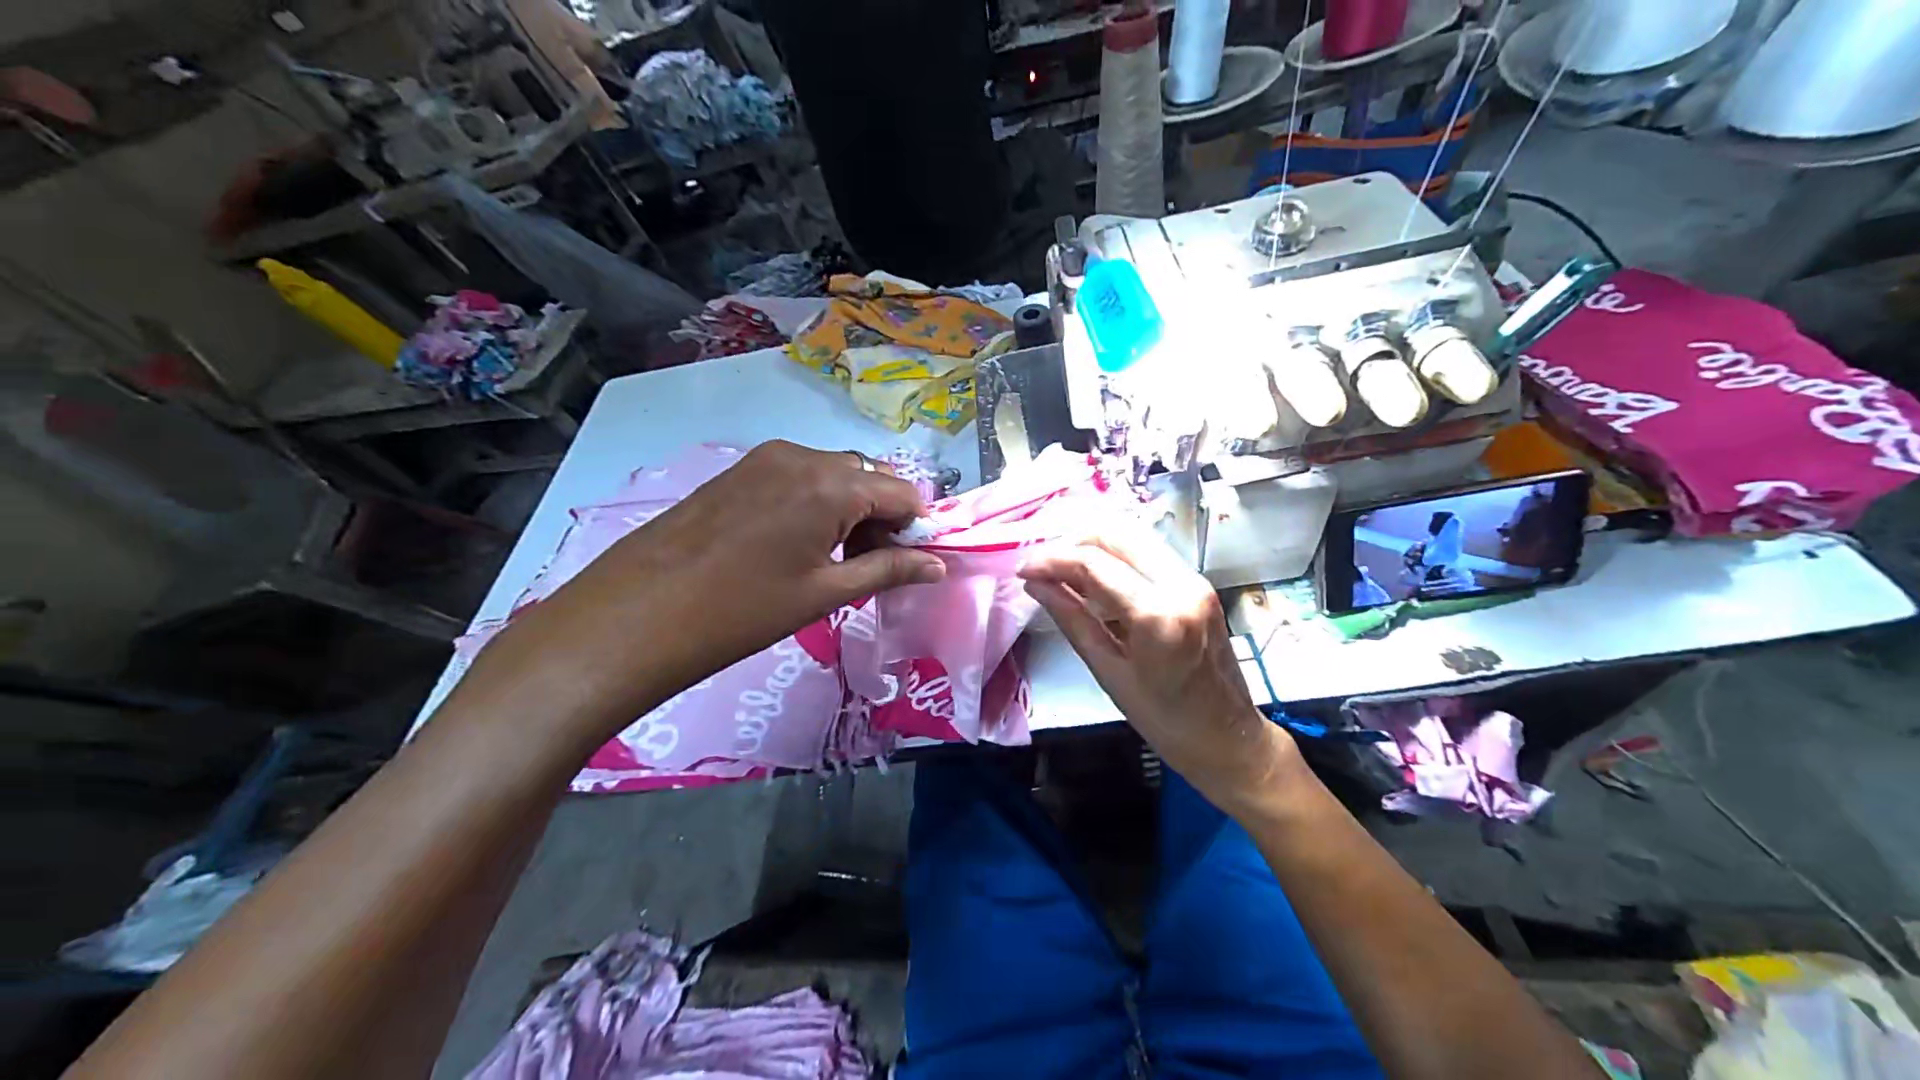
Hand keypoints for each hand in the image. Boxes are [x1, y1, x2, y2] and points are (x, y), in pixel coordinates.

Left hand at [470, 442, 945, 739]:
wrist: (639, 613)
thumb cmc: (744, 610)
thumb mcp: (825, 593)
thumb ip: (888, 570)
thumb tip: (939, 565)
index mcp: (833, 484)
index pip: (903, 493)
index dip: (914, 529)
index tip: (905, 566)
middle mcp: (804, 456)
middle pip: (868, 480)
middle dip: (880, 519)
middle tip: (864, 569)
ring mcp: (766, 458)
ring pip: (833, 476)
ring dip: (847, 511)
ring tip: (827, 562)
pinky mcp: (740, 469)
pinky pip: (798, 477)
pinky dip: (813, 504)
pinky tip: (791, 545)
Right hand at [1019, 529, 1297, 816]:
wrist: (1228, 737)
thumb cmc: (1165, 720)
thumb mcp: (1108, 672)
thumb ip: (1071, 619)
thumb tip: (1035, 584)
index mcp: (1159, 615)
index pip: (1094, 563)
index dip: (1051, 559)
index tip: (1022, 568)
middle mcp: (1181, 584)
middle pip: (1116, 533)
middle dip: (1071, 541)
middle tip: (1040, 565)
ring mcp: (1194, 579)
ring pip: (1133, 535)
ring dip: (1092, 544)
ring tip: (1060, 570)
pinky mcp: (1197, 582)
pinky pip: (1147, 552)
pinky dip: (1113, 556)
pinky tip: (1091, 578)